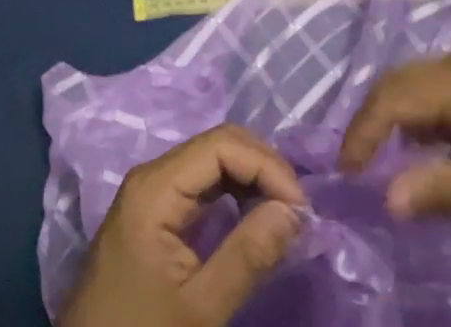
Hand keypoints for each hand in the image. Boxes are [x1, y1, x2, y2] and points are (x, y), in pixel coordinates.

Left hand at [61, 124, 307, 326]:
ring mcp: (149, 193)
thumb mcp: (200, 307)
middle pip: (217, 145)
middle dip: (263, 168)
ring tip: (283, 217)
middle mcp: (150, 176)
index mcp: (154, 188)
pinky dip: (234, 193)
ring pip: (211, 161)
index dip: (268, 166)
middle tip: (297, 213)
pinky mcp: (154, 212)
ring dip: (252, 179)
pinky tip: (254, 219)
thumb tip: (295, 211)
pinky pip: (201, 184)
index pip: (222, 144)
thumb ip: (248, 255)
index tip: (300, 211)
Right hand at [339, 38, 450, 221]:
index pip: (392, 98)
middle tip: (370, 172)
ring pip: (427, 80)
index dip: (362, 133)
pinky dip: (442, 114)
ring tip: (422, 173)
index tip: (347, 173)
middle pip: (402, 81)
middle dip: (379, 124)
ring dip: (413, 121)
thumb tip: (387, 199)